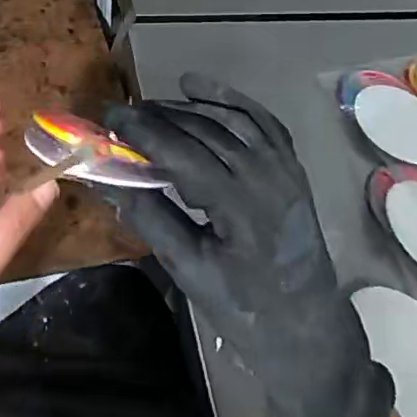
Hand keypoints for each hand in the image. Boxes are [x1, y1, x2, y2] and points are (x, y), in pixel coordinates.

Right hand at [106, 75, 393, 416]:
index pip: (181, 150)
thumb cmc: (244, 307)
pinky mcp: (291, 164)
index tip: (110, 115)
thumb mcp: (190, 271)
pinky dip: (231, 100)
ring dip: (191, 106)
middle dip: (161, 115)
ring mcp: (282, 164)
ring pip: (231, 117)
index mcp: (237, 203)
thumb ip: (151, 219)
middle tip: (124, 113)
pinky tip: (203, 92)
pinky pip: (260, 120)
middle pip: (205, 128)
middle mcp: (263, 172)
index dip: (143, 130)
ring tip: (155, 105)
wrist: (307, 324)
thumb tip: (110, 181)